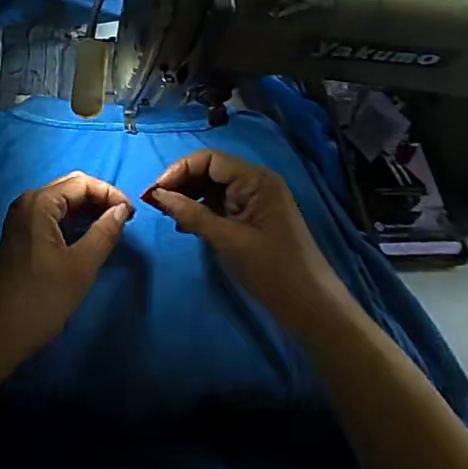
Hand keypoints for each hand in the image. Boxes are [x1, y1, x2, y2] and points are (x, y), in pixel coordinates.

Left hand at [0, 171, 132, 376]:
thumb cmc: (41, 299)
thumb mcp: (81, 266)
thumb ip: (104, 233)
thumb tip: (122, 209)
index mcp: (39, 203)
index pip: (82, 183)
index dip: (110, 193)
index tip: (133, 214)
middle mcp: (27, 203)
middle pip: (70, 188)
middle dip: (100, 199)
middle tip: (125, 219)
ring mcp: (21, 219)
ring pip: (61, 202)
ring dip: (88, 210)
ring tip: (113, 228)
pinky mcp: (21, 235)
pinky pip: (52, 217)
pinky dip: (73, 221)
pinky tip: (90, 236)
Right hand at [143, 150, 350, 332]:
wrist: (313, 308)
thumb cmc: (273, 270)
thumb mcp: (228, 240)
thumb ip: (192, 214)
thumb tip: (158, 195)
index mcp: (256, 180)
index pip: (210, 160)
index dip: (179, 170)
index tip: (155, 191)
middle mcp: (256, 183)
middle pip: (210, 170)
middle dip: (181, 183)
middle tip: (154, 203)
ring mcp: (255, 201)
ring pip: (213, 188)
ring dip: (188, 197)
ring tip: (166, 214)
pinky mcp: (253, 218)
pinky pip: (220, 205)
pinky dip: (201, 211)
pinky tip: (184, 225)